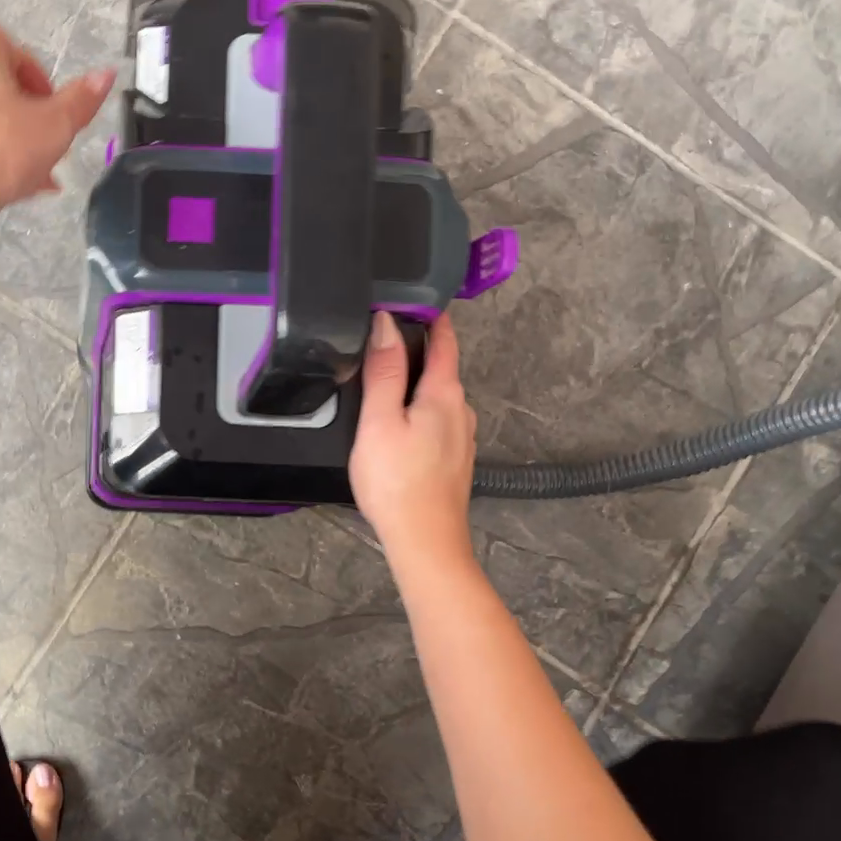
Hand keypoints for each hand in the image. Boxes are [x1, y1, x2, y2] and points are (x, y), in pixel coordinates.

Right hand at [349, 313, 477, 582]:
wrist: (424, 540)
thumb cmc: (396, 482)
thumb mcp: (378, 421)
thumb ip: (383, 372)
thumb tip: (386, 323)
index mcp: (443, 394)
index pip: (443, 341)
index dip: (429, 317)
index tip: (409, 301)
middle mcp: (461, 411)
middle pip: (440, 369)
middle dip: (416, 352)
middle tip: (383, 341)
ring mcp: (461, 438)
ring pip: (438, 398)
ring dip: (415, 385)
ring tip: (383, 383)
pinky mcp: (453, 461)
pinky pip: (436, 422)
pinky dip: (418, 412)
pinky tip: (396, 426)